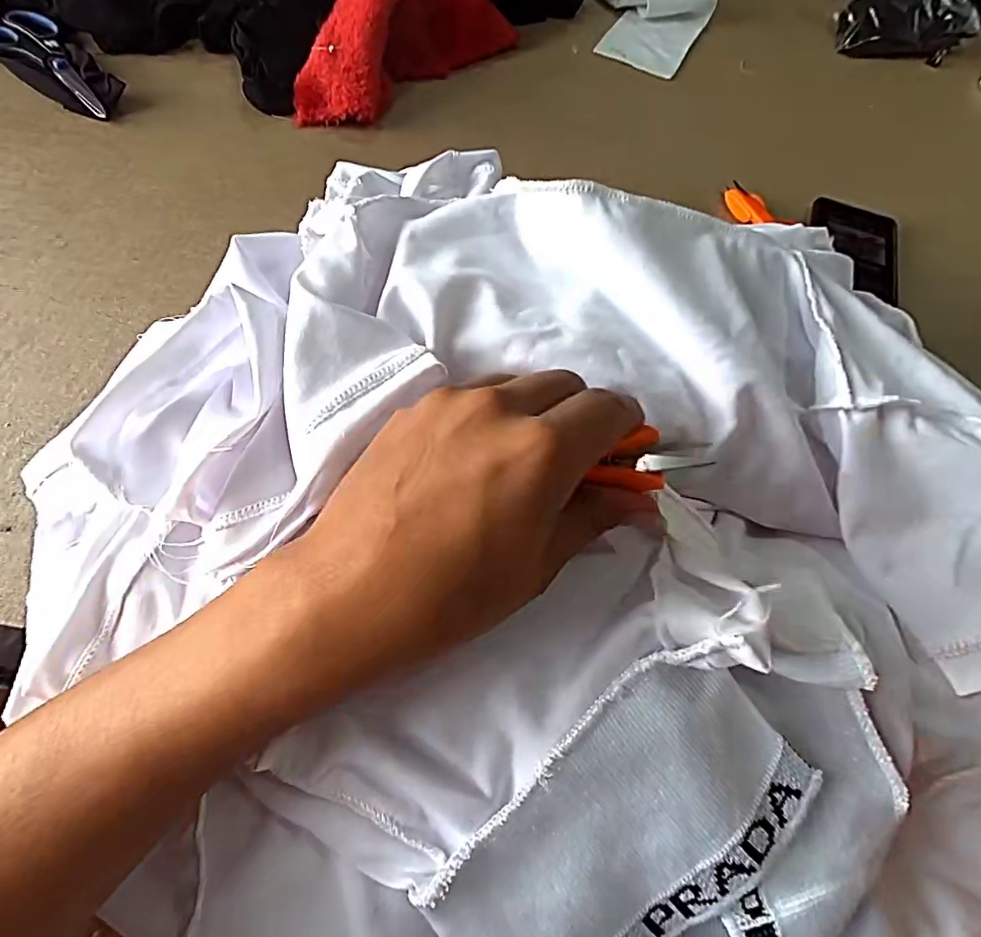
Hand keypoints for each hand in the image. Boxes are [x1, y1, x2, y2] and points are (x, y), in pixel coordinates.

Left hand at [242, 370, 653, 697]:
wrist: (343, 594)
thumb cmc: (452, 595)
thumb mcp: (538, 564)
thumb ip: (594, 515)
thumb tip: (637, 500)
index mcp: (542, 448)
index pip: (611, 408)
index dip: (628, 429)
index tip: (623, 455)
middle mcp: (501, 407)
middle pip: (569, 385)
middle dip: (585, 416)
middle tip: (575, 464)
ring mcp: (452, 401)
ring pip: (520, 384)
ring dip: (538, 412)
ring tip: (518, 463)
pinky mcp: (416, 407)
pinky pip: (475, 395)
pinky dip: (494, 416)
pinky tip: (471, 462)